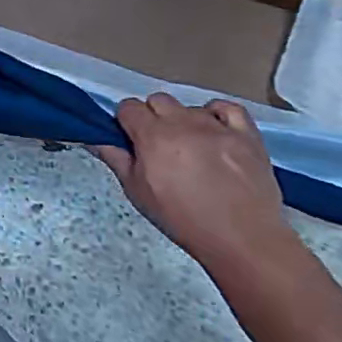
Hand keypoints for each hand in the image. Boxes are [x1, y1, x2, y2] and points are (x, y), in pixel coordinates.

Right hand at [91, 94, 298, 269]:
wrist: (244, 240)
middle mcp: (183, 124)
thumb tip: (93, 139)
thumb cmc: (182, 218)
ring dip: (185, 120)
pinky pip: (230, 109)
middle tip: (160, 143)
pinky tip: (216, 129)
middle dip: (153, 117)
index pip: (128, 107)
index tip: (132, 140)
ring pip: (190, 106)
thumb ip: (114, 158)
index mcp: (152, 135)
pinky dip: (219, 114)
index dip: (126, 122)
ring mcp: (218, 129)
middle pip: (158, 100)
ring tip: (192, 146)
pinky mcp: (248, 137)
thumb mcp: (136, 190)